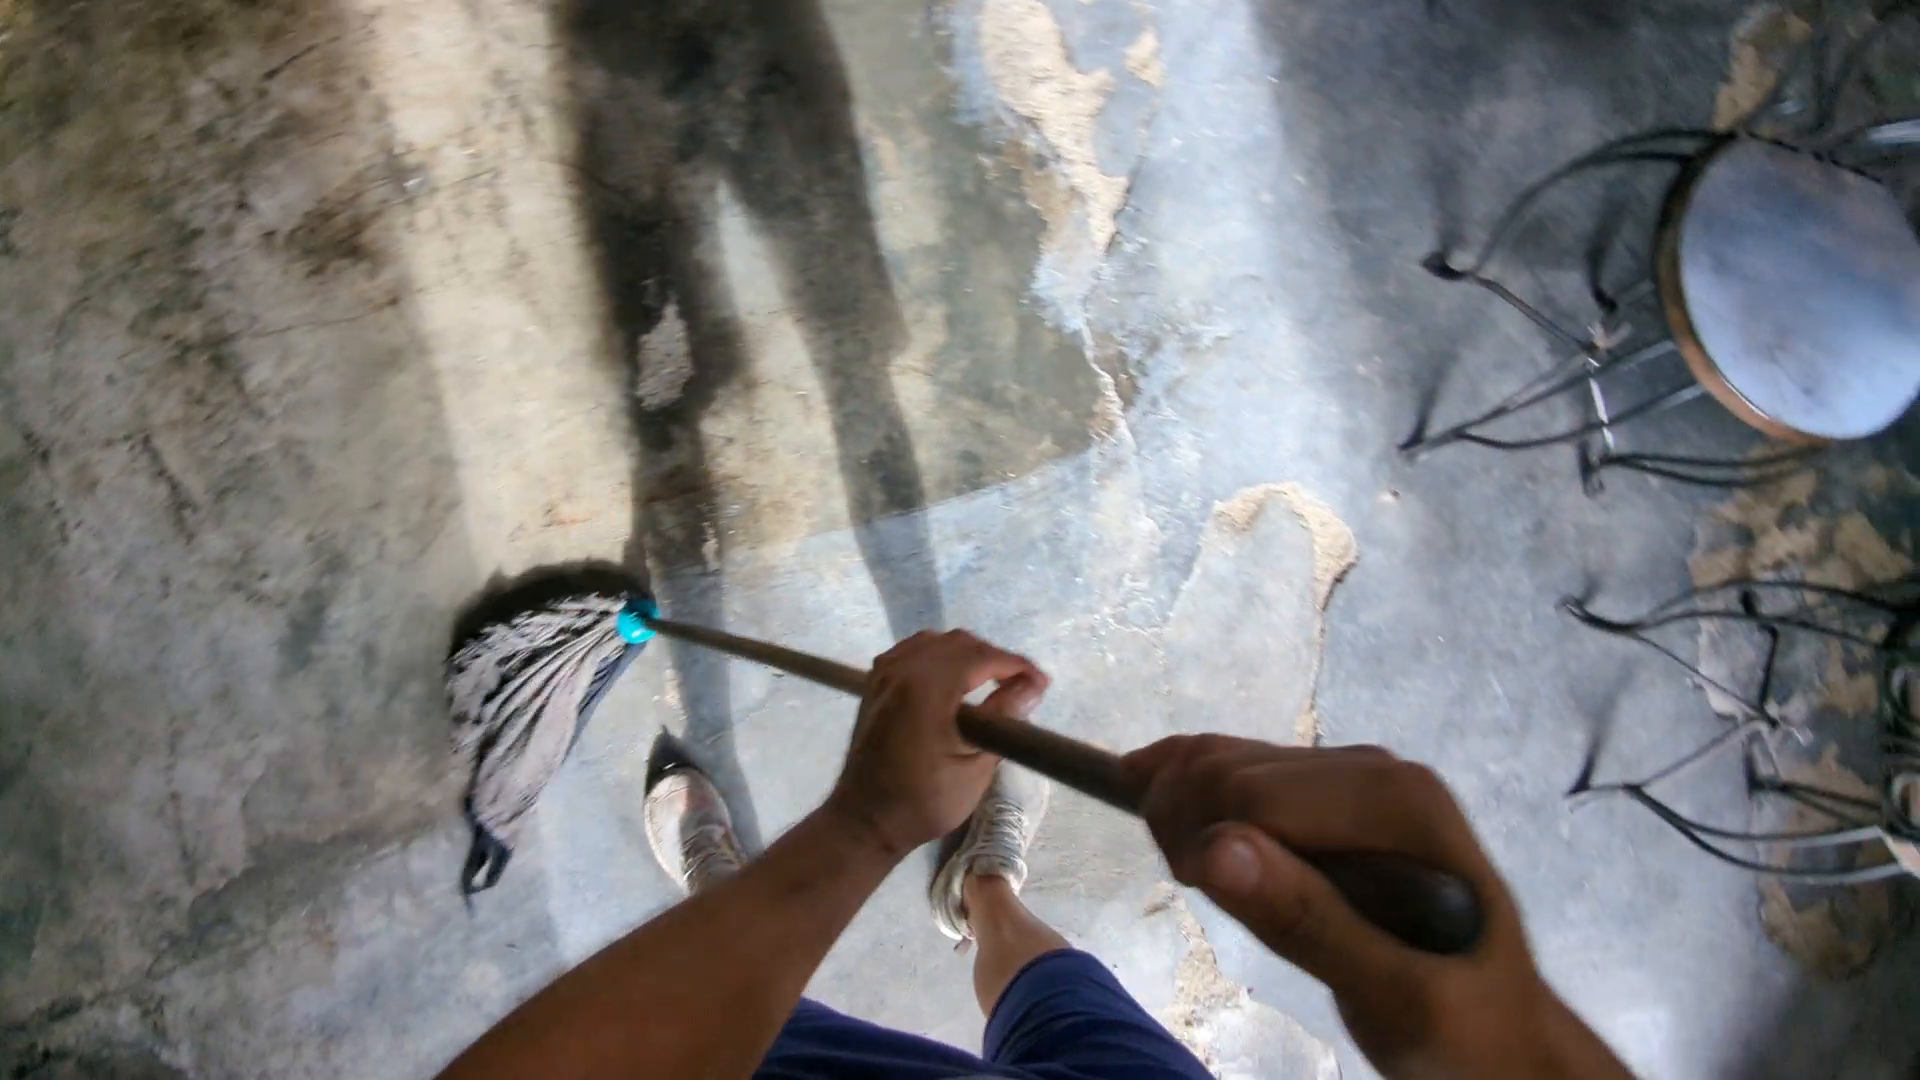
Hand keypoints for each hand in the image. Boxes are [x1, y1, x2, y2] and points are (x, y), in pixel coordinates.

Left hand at [826, 630, 1048, 857]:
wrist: (865, 819)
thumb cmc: (924, 801)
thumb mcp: (975, 765)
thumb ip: (1003, 716)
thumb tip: (1034, 686)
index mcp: (927, 687)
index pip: (982, 657)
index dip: (1017, 665)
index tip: (1041, 683)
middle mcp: (903, 669)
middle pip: (960, 643)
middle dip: (995, 658)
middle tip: (1021, 685)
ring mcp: (884, 672)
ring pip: (936, 641)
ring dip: (968, 654)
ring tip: (992, 680)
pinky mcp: (875, 681)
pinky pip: (913, 650)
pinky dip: (939, 654)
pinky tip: (953, 675)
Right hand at [1123, 736, 1628, 1079]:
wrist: (1501, 1035)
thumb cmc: (1462, 1032)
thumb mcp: (1395, 1002)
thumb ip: (1308, 921)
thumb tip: (1212, 851)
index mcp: (1397, 800)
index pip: (1253, 791)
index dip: (1201, 837)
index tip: (1195, 893)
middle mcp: (1370, 766)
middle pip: (1230, 768)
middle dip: (1185, 818)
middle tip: (1193, 888)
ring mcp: (1346, 771)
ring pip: (1220, 758)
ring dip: (1181, 803)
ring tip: (1190, 865)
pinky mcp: (1320, 784)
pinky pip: (1230, 760)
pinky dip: (1183, 775)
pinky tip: (1148, 784)